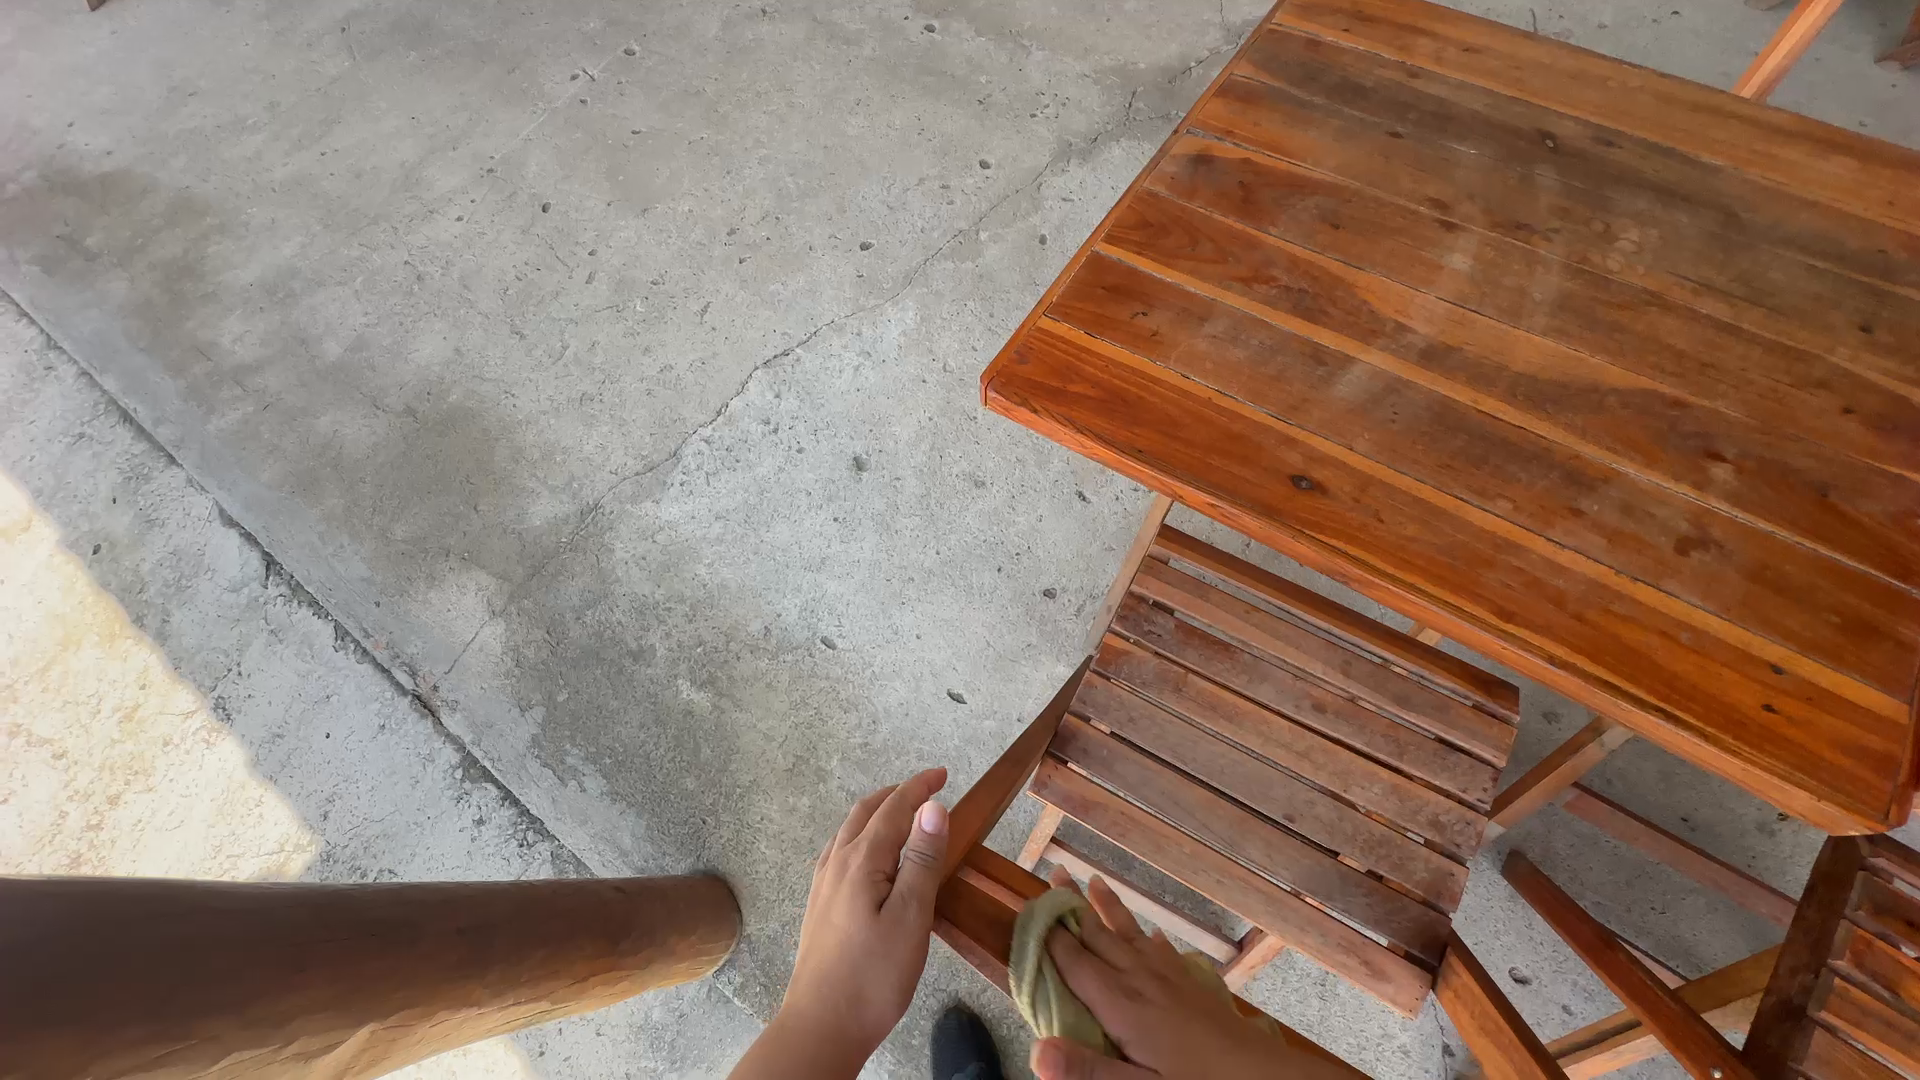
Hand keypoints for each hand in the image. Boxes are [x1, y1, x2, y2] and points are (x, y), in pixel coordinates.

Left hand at [730, 768, 950, 1079]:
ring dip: (878, 811)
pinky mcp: (818, 903)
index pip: (895, 807)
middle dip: (898, 793)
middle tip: (928, 789)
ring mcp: (823, 883)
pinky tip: (869, 854)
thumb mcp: (911, 917)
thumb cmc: (873, 976)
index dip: (920, 786)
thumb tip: (933, 806)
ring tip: (904, 814)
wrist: (820, 1027)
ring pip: (850, 828)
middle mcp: (837, 861)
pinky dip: (862, 833)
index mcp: (862, 859)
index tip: (943, 773)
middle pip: (867, 811)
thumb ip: (922, 859)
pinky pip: (841, 849)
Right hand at [1030, 871, 1344, 1079]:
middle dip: (1073, 905)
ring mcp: (1169, 977)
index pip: (1074, 962)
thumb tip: (1034, 1052)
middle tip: (1054, 872)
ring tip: (1094, 880)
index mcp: (1121, 1004)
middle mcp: (1140, 979)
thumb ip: (1088, 1068)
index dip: (1049, 935)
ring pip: (1130, 932)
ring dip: (1109, 907)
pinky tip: (1149, 933)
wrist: (1265, 1079)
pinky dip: (1149, 936)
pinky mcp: (1193, 983)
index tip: (1028, 906)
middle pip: (1099, 935)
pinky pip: (1163, 949)